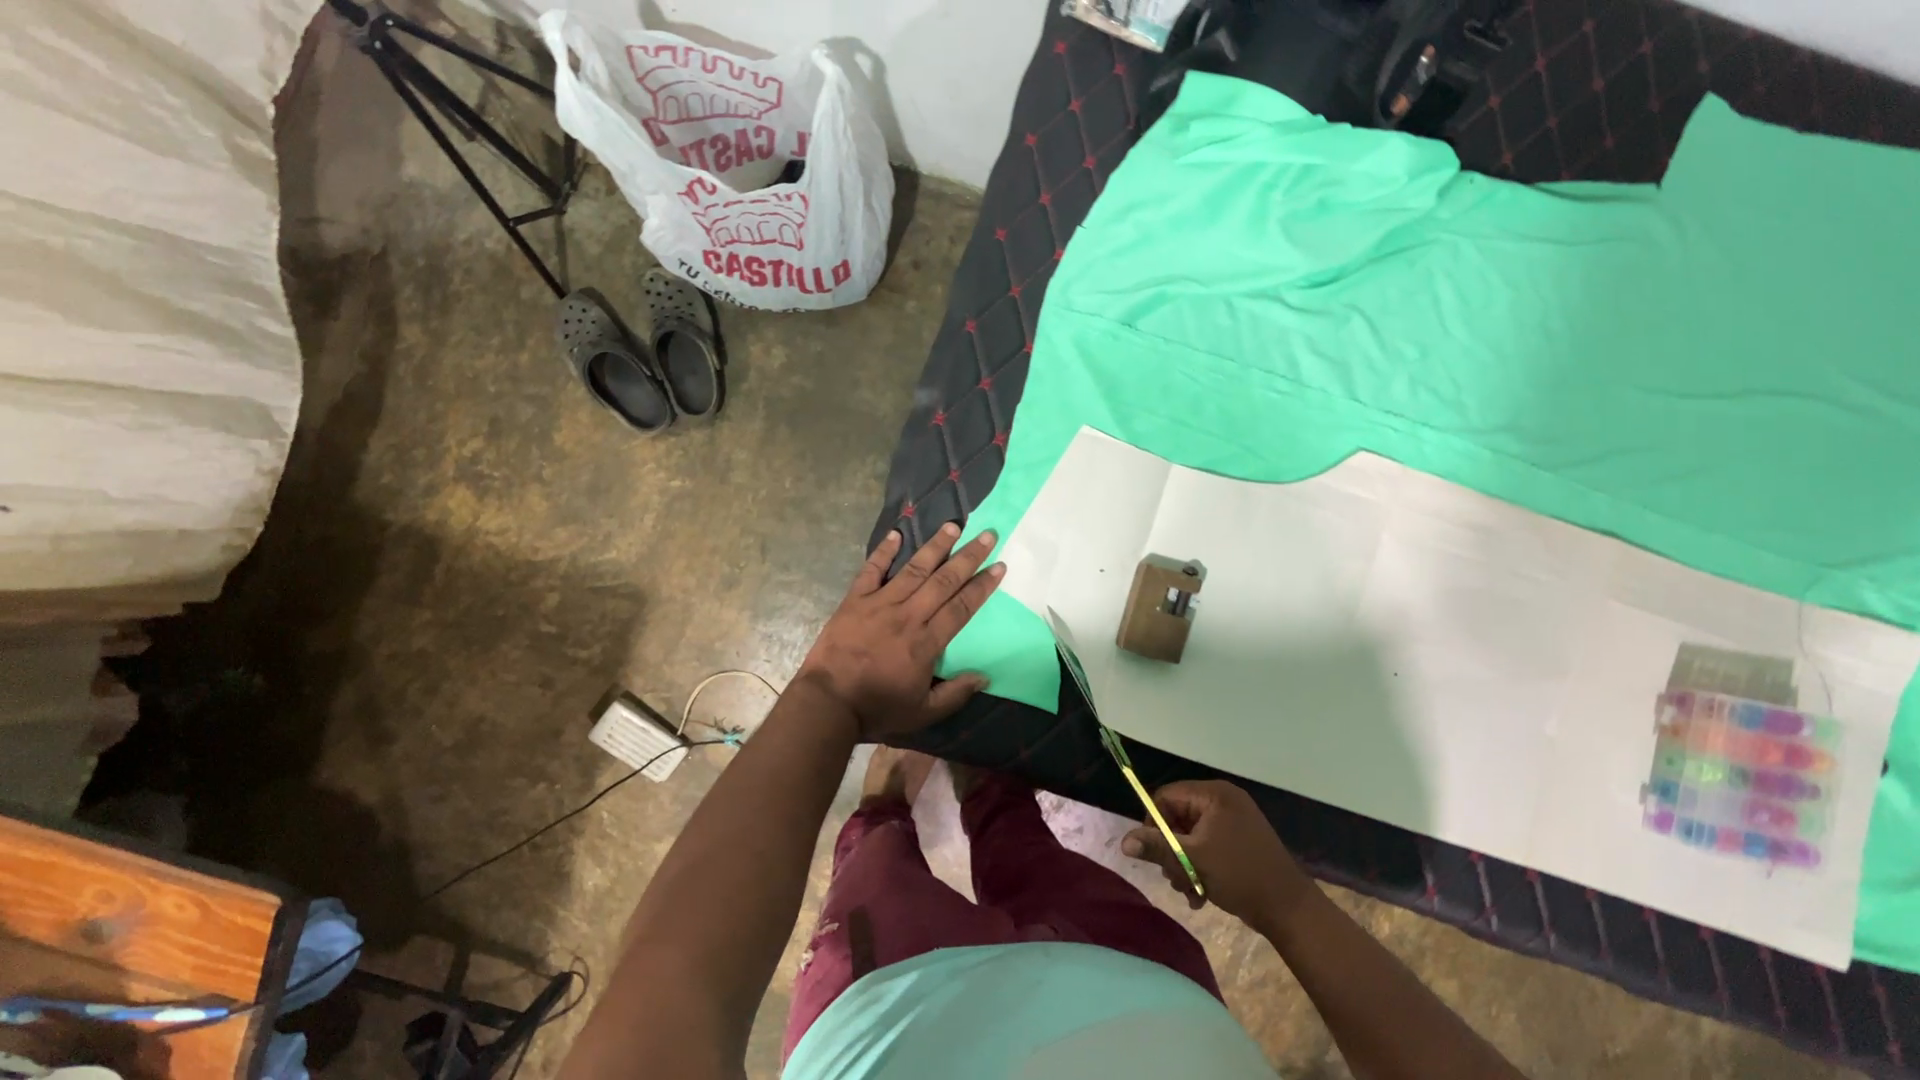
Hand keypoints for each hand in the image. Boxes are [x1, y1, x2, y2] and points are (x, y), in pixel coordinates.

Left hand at [795, 524, 1003, 740]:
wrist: (828, 703)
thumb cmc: (877, 709)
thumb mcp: (923, 713)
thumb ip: (955, 694)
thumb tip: (984, 676)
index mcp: (926, 642)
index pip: (961, 607)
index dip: (982, 586)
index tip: (999, 566)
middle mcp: (907, 615)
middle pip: (944, 581)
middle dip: (968, 556)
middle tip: (987, 534)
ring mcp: (879, 604)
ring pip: (913, 569)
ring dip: (935, 546)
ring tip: (953, 525)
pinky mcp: (854, 600)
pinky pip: (871, 570)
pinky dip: (884, 551)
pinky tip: (897, 534)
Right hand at [1122, 780, 1314, 931]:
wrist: (1288, 908)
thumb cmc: (1239, 875)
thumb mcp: (1192, 860)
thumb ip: (1156, 847)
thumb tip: (1124, 842)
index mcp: (1214, 795)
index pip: (1166, 797)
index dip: (1154, 824)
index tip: (1154, 852)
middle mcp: (1223, 801)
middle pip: (1176, 818)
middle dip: (1171, 852)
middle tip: (1174, 877)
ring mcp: (1232, 821)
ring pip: (1189, 837)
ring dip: (1183, 865)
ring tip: (1190, 891)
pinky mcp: (1238, 841)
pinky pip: (1205, 847)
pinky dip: (1198, 868)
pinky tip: (1200, 894)